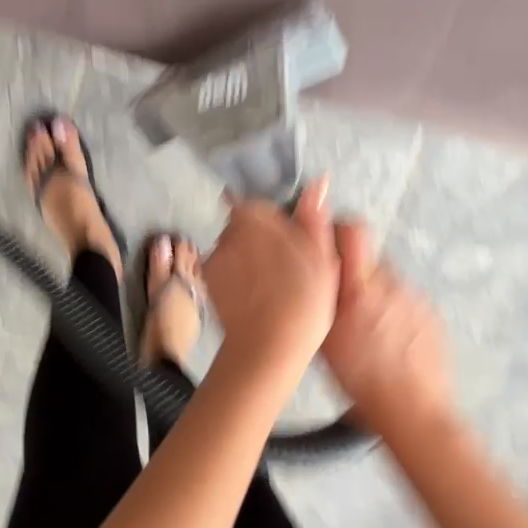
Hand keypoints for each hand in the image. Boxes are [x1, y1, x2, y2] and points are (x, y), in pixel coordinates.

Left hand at [200, 179, 338, 378]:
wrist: (269, 346)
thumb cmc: (304, 302)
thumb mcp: (322, 257)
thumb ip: (313, 217)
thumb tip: (318, 181)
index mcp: (257, 218)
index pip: (257, 205)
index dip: (273, 222)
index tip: (287, 243)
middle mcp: (229, 231)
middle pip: (243, 226)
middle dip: (257, 239)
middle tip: (281, 267)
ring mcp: (214, 255)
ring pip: (231, 247)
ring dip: (244, 258)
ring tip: (266, 285)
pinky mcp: (206, 278)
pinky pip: (220, 268)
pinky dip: (231, 276)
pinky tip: (250, 296)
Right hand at [322, 220, 454, 443]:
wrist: (415, 411)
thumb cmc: (360, 379)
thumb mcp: (322, 337)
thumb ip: (317, 291)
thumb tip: (305, 259)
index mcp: (360, 289)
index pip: (353, 229)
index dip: (335, 228)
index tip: (323, 239)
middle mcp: (391, 285)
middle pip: (366, 254)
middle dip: (350, 267)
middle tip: (338, 296)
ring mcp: (415, 297)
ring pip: (384, 278)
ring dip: (371, 291)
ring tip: (363, 325)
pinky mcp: (431, 312)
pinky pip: (404, 298)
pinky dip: (392, 309)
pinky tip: (385, 338)